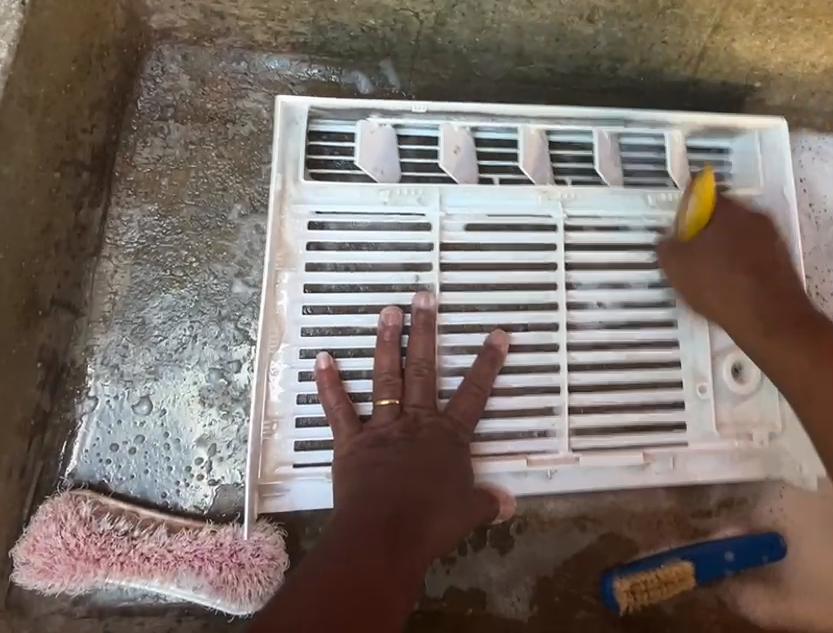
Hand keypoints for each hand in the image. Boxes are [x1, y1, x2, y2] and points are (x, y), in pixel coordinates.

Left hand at [313, 292, 509, 578]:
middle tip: (423, 296)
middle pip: (424, 369)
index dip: (488, 363)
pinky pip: (339, 409)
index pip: (474, 392)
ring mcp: (383, 427)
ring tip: (386, 310)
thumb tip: (510, 504)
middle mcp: (417, 421)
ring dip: (386, 342)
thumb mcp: (467, 514)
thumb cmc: (429, 524)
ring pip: (387, 377)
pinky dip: (329, 384)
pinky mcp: (352, 441)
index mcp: (448, 436)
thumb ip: (486, 502)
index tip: (498, 333)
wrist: (384, 537)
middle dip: (425, 330)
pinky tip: (322, 358)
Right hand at [657, 193, 812, 343]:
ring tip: (710, 279)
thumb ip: (666, 245)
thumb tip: (667, 243)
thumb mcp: (676, 265)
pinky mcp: (785, 265)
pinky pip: (756, 260)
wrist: (770, 322)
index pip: (702, 196)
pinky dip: (743, 271)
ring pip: (742, 240)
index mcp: (729, 209)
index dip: (687, 213)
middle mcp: (756, 218)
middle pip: (724, 218)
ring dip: (727, 253)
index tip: (680, 230)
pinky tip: (731, 292)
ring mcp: (774, 241)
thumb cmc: (723, 286)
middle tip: (692, 255)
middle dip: (707, 234)